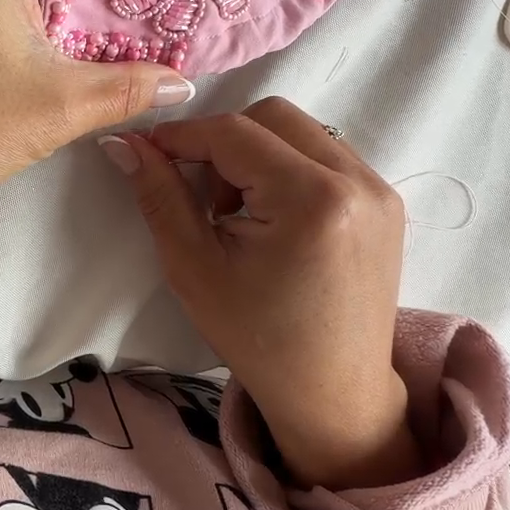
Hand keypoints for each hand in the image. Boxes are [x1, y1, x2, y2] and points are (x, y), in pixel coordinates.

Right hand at [100, 99, 419, 490]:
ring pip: (299, 130)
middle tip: (201, 194)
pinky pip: (324, 154)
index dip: (181, 136)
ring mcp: (380, 190)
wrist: (332, 393)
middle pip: (270, 117)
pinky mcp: (386, 202)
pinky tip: (270, 215)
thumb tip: (122, 143)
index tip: (147, 153)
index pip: (232, 132)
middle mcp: (357, 181)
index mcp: (310, 199)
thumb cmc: (255, 336)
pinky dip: (286, 166)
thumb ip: (159, 193)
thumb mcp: (192, 264)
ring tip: (236, 210)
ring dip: (255, 152)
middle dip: (222, 141)